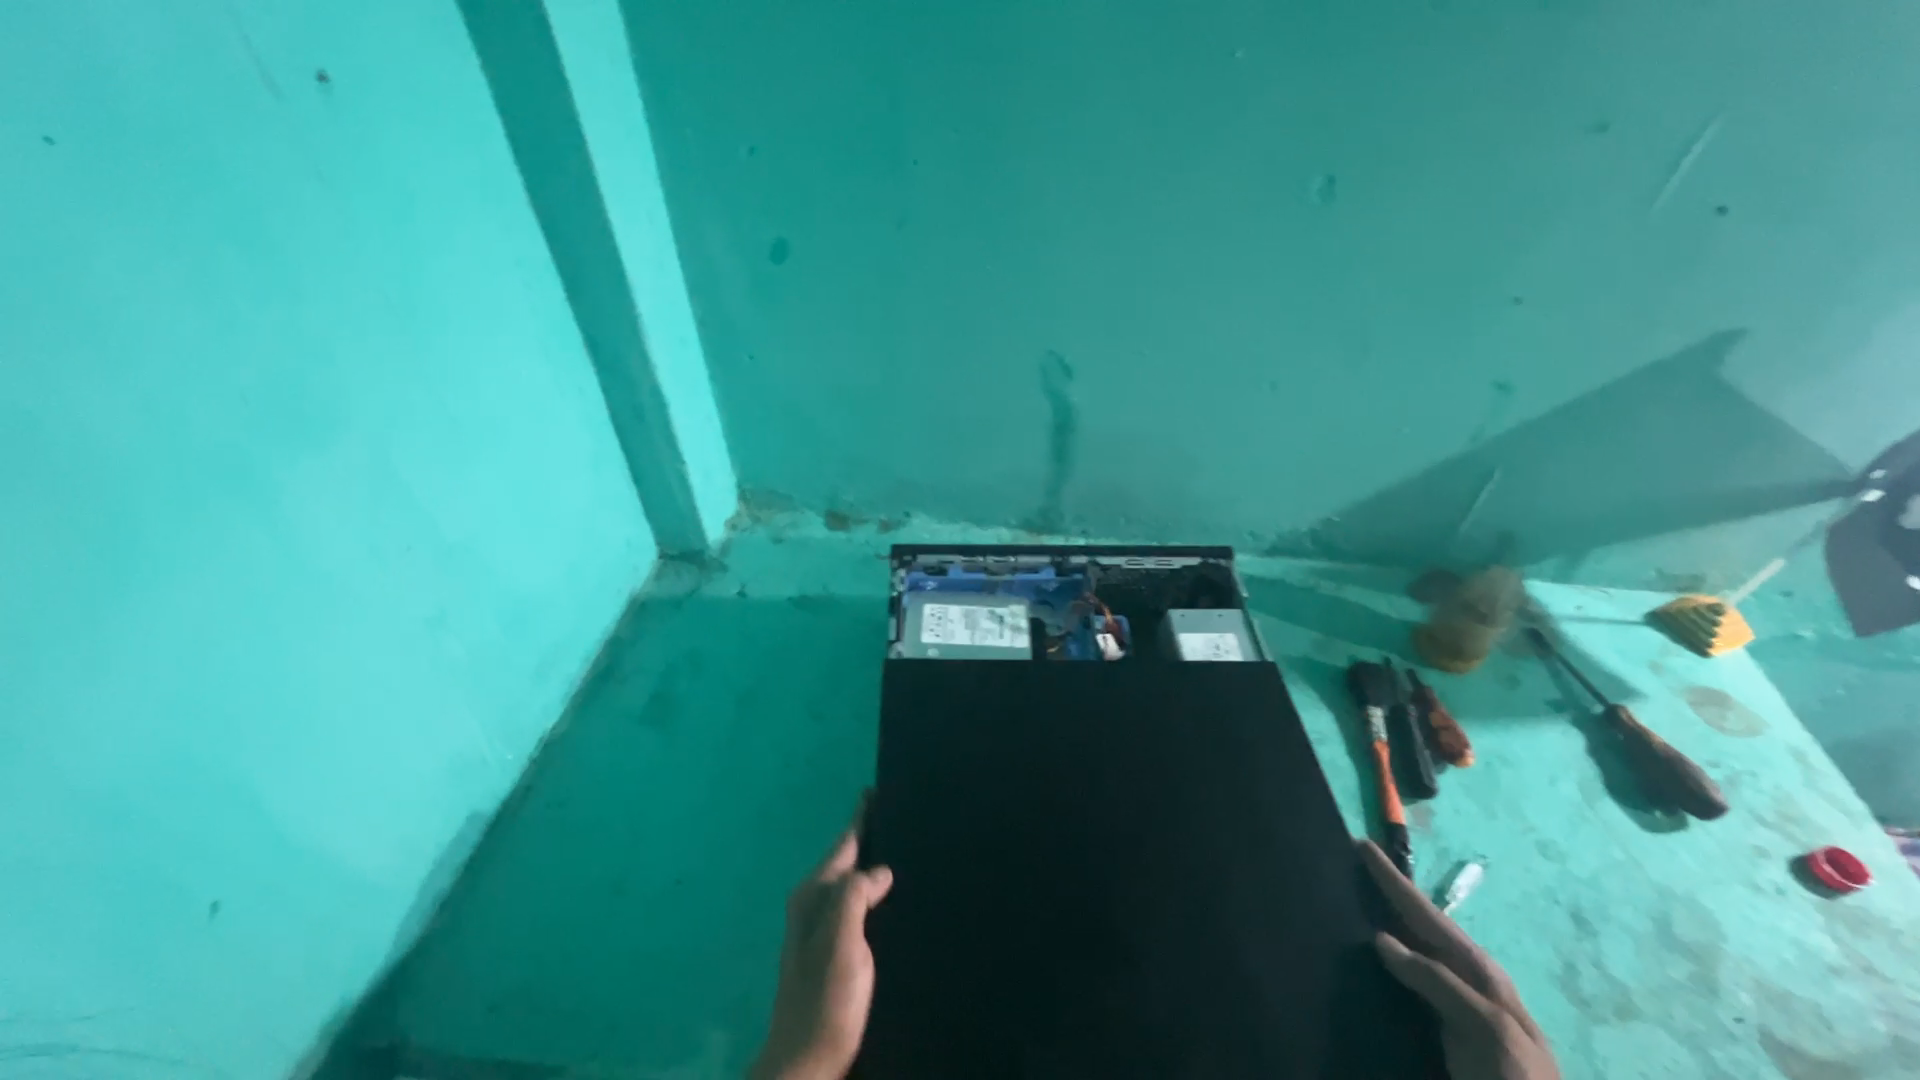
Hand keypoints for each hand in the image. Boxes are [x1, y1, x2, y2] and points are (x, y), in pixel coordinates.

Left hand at [750, 802, 894, 1079]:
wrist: (808, 1059)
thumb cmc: (825, 997)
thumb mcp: (840, 941)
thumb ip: (854, 895)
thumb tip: (879, 870)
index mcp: (813, 897)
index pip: (843, 844)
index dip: (861, 817)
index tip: (877, 790)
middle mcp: (814, 907)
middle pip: (846, 860)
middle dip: (870, 836)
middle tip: (901, 814)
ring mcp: (823, 932)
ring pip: (853, 884)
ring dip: (874, 864)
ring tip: (907, 849)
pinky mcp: (837, 954)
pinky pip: (860, 907)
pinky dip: (877, 894)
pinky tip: (898, 899)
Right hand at [1359, 840, 1560, 1079]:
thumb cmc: (1514, 1079)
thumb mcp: (1487, 1029)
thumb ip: (1439, 983)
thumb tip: (1381, 938)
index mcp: (1479, 971)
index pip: (1427, 914)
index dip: (1393, 881)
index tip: (1361, 845)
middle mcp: (1465, 979)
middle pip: (1418, 925)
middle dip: (1386, 893)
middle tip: (1348, 865)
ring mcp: (1453, 1005)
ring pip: (1411, 950)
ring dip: (1382, 922)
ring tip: (1349, 900)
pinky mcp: (1440, 1029)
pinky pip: (1404, 982)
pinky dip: (1383, 960)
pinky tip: (1363, 958)